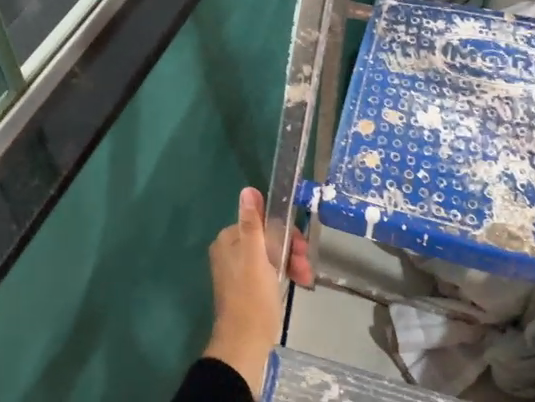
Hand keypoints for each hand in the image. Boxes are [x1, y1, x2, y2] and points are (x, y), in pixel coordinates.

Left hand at [202, 187, 311, 394]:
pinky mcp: (248, 288)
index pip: (261, 222)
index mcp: (229, 240)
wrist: (245, 345)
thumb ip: (252, 224)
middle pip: (267, 238)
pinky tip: (299, 283)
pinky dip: (283, 274)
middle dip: (290, 250)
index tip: (300, 245)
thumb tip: (247, 190)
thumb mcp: (256, 257)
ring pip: (270, 255)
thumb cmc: (252, 298)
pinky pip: (268, 271)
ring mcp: (239, 270)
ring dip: (290, 262)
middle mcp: (231, 251)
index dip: (284, 231)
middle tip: (305, 264)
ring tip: (306, 278)